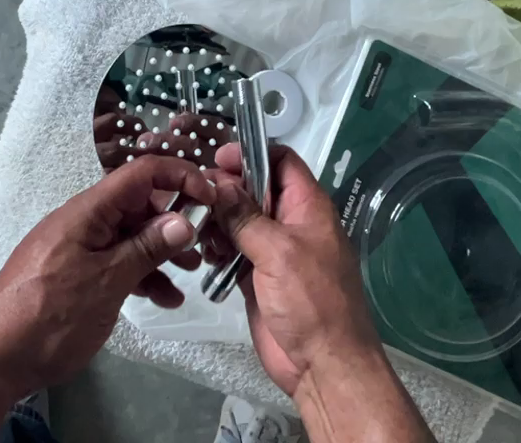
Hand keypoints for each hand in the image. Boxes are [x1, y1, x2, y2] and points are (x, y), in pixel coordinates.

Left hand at [0, 155, 213, 394]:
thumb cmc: (49, 313)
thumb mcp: (107, 282)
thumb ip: (147, 248)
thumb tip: (184, 219)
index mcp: (89, 210)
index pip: (142, 173)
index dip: (180, 177)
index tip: (211, 197)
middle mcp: (84, 221)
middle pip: (138, 204)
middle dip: (174, 219)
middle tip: (206, 243)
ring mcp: (78, 248)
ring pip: (130, 236)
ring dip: (161, 250)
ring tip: (191, 273)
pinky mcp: (74, 273)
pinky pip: (115, 262)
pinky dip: (140, 274)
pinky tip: (163, 298)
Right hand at [206, 143, 430, 442]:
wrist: (325, 367)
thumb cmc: (312, 301)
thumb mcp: (278, 251)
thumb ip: (245, 216)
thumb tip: (220, 183)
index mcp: (308, 206)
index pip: (281, 161)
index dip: (252, 153)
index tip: (219, 158)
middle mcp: (291, 222)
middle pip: (256, 189)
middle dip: (227, 187)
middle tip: (197, 193)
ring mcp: (274, 249)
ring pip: (241, 219)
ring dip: (219, 219)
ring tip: (196, 224)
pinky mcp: (259, 275)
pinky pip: (235, 249)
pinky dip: (219, 246)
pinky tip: (203, 251)